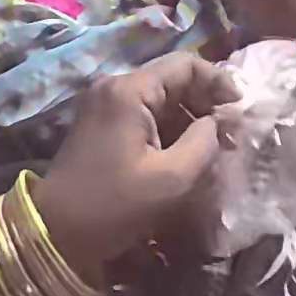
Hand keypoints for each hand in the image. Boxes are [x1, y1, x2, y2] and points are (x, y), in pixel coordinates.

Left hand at [33, 52, 239, 280]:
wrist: (55, 231)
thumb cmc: (113, 205)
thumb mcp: (171, 179)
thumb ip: (204, 143)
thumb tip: (217, 122)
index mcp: (129, 90)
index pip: (185, 64)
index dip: (219, 82)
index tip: (240, 110)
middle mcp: (114, 86)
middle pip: (172, 80)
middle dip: (205, 104)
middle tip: (230, 136)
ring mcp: (104, 104)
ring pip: (160, 99)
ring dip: (189, 120)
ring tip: (213, 149)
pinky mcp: (101, 123)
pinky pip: (144, 115)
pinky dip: (168, 130)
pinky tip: (186, 155)